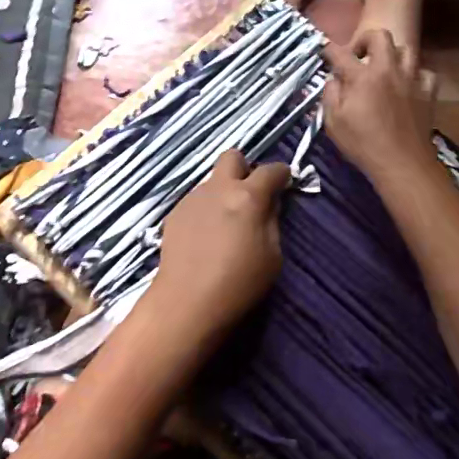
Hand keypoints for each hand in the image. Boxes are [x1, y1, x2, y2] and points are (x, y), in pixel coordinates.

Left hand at [150, 150, 289, 346]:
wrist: (186, 301)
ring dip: (223, 192)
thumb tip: (269, 204)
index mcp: (247, 197)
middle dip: (244, 168)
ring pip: (212, 181)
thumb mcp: (272, 256)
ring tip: (225, 225)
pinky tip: (205, 237)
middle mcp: (218, 188)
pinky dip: (206, 210)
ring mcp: (192, 199)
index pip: (270, 170)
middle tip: (250, 194)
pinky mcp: (174, 213)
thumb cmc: (238, 283)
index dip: (281, 174)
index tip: (285, 183)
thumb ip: (272, 222)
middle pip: (231, 157)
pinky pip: (196, 201)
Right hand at [323, 30, 436, 176]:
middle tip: (359, 57)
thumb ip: (330, 94)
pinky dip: (415, 75)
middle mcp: (388, 70)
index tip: (326, 53)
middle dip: (365, 40)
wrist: (402, 163)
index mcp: (362, 76)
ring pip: (406, 50)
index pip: (340, 52)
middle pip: (380, 36)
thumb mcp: (333, 122)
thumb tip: (333, 79)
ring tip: (385, 69)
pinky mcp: (428, 92)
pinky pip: (425, 73)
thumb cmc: (363, 144)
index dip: (329, 49)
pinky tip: (408, 86)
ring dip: (392, 55)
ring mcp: (411, 79)